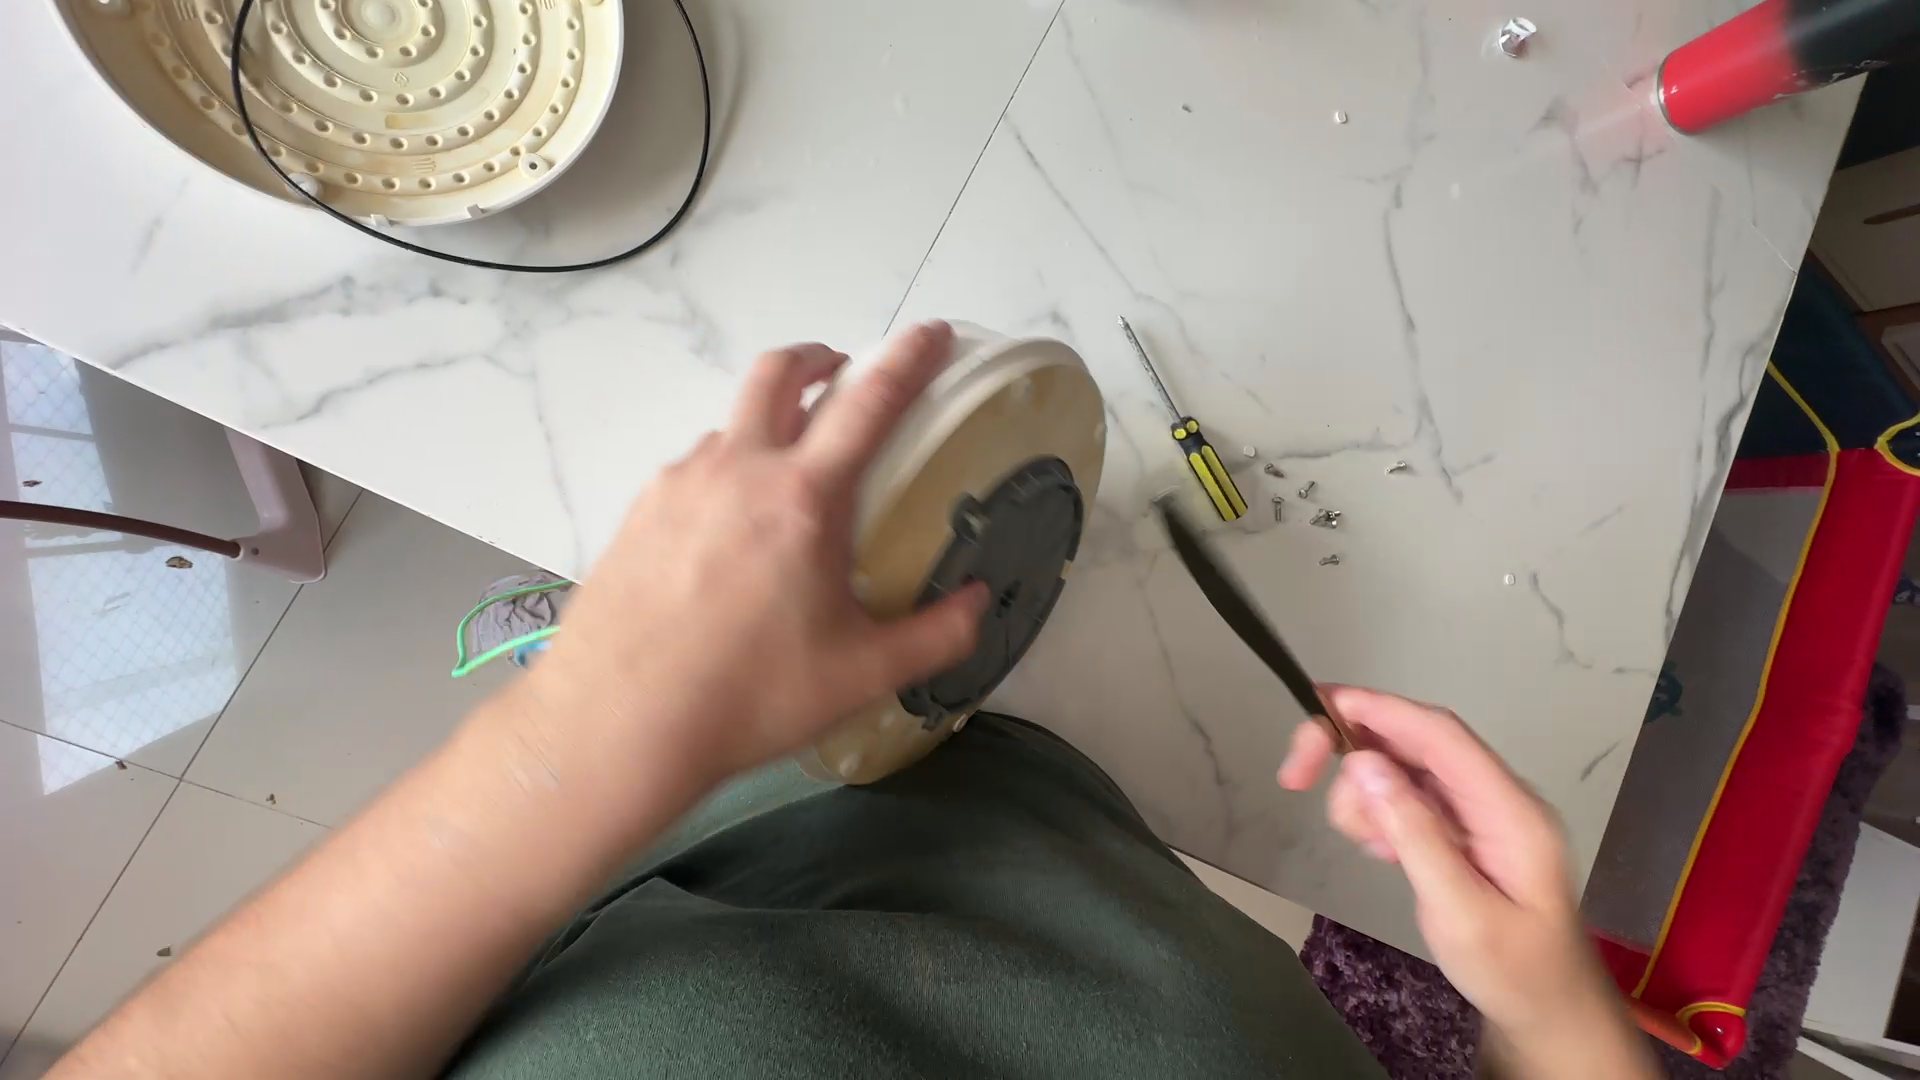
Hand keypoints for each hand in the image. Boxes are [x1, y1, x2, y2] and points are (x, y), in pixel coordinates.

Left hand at [520, 321, 987, 795]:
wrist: (616, 727)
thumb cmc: (750, 696)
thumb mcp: (863, 673)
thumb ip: (937, 634)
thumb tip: (980, 603)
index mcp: (803, 498)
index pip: (869, 404)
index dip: (908, 359)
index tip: (932, 332)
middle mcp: (738, 470)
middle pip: (778, 373)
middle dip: (819, 357)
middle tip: (843, 372)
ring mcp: (680, 484)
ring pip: (732, 423)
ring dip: (769, 422)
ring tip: (786, 475)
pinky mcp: (639, 510)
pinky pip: (695, 466)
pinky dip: (727, 468)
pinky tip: (728, 528)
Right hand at [1276, 688, 1618, 1036]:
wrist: (1547, 1009)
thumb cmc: (1513, 970)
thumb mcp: (1460, 913)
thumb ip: (1414, 834)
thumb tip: (1363, 764)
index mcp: (1509, 808)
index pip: (1438, 733)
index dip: (1378, 709)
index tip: (1318, 706)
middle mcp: (1489, 792)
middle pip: (1406, 738)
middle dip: (1347, 748)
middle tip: (1294, 775)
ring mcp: (1470, 803)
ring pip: (1393, 763)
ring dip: (1358, 792)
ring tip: (1368, 846)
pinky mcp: (1452, 817)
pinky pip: (1396, 789)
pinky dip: (1371, 809)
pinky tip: (1382, 850)